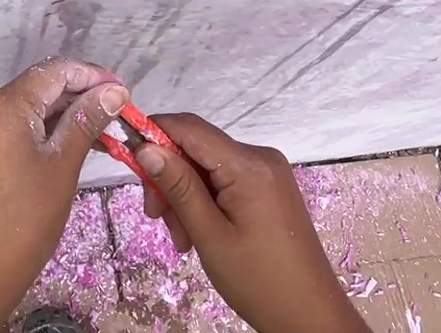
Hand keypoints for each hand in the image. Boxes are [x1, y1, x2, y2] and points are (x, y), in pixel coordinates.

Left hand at [0, 58, 127, 331]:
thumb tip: (114, 90)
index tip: (121, 88)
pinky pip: (9, 122)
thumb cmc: (23, 221)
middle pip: (38, 86)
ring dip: (60, 112)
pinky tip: (66, 138)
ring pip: (24, 104)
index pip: (54, 71)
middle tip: (116, 109)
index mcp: (2, 103)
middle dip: (78, 95)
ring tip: (98, 125)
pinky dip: (38, 126)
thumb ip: (86, 120)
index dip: (91, 75)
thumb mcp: (62, 166)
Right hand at [136, 113, 369, 332]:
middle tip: (156, 217)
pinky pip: (225, 179)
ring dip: (186, 195)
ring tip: (181, 238)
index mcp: (248, 164)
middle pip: (196, 148)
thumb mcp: (209, 235)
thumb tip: (144, 146)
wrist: (313, 321)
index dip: (153, 133)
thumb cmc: (259, 281)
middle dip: (170, 177)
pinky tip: (199, 233)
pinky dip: (206, 200)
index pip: (189, 127)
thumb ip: (177, 186)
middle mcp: (259, 156)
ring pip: (207, 166)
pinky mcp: (269, 187)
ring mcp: (267, 171)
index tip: (127, 158)